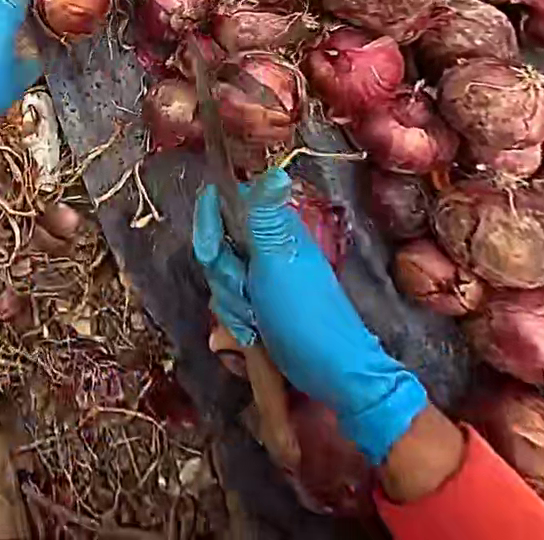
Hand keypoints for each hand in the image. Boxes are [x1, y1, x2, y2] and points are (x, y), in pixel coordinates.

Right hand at [193, 167, 427, 464]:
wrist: (334, 373)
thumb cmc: (305, 314)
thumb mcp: (277, 262)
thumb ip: (263, 217)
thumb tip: (274, 171)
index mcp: (273, 225)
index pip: (224, 202)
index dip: (209, 225)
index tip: (211, 252)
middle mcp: (267, 244)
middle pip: (217, 243)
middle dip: (224, 275)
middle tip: (247, 293)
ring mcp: (264, 275)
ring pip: (221, 276)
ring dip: (231, 303)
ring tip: (255, 319)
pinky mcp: (260, 303)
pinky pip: (230, 302)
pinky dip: (235, 320)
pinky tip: (252, 334)